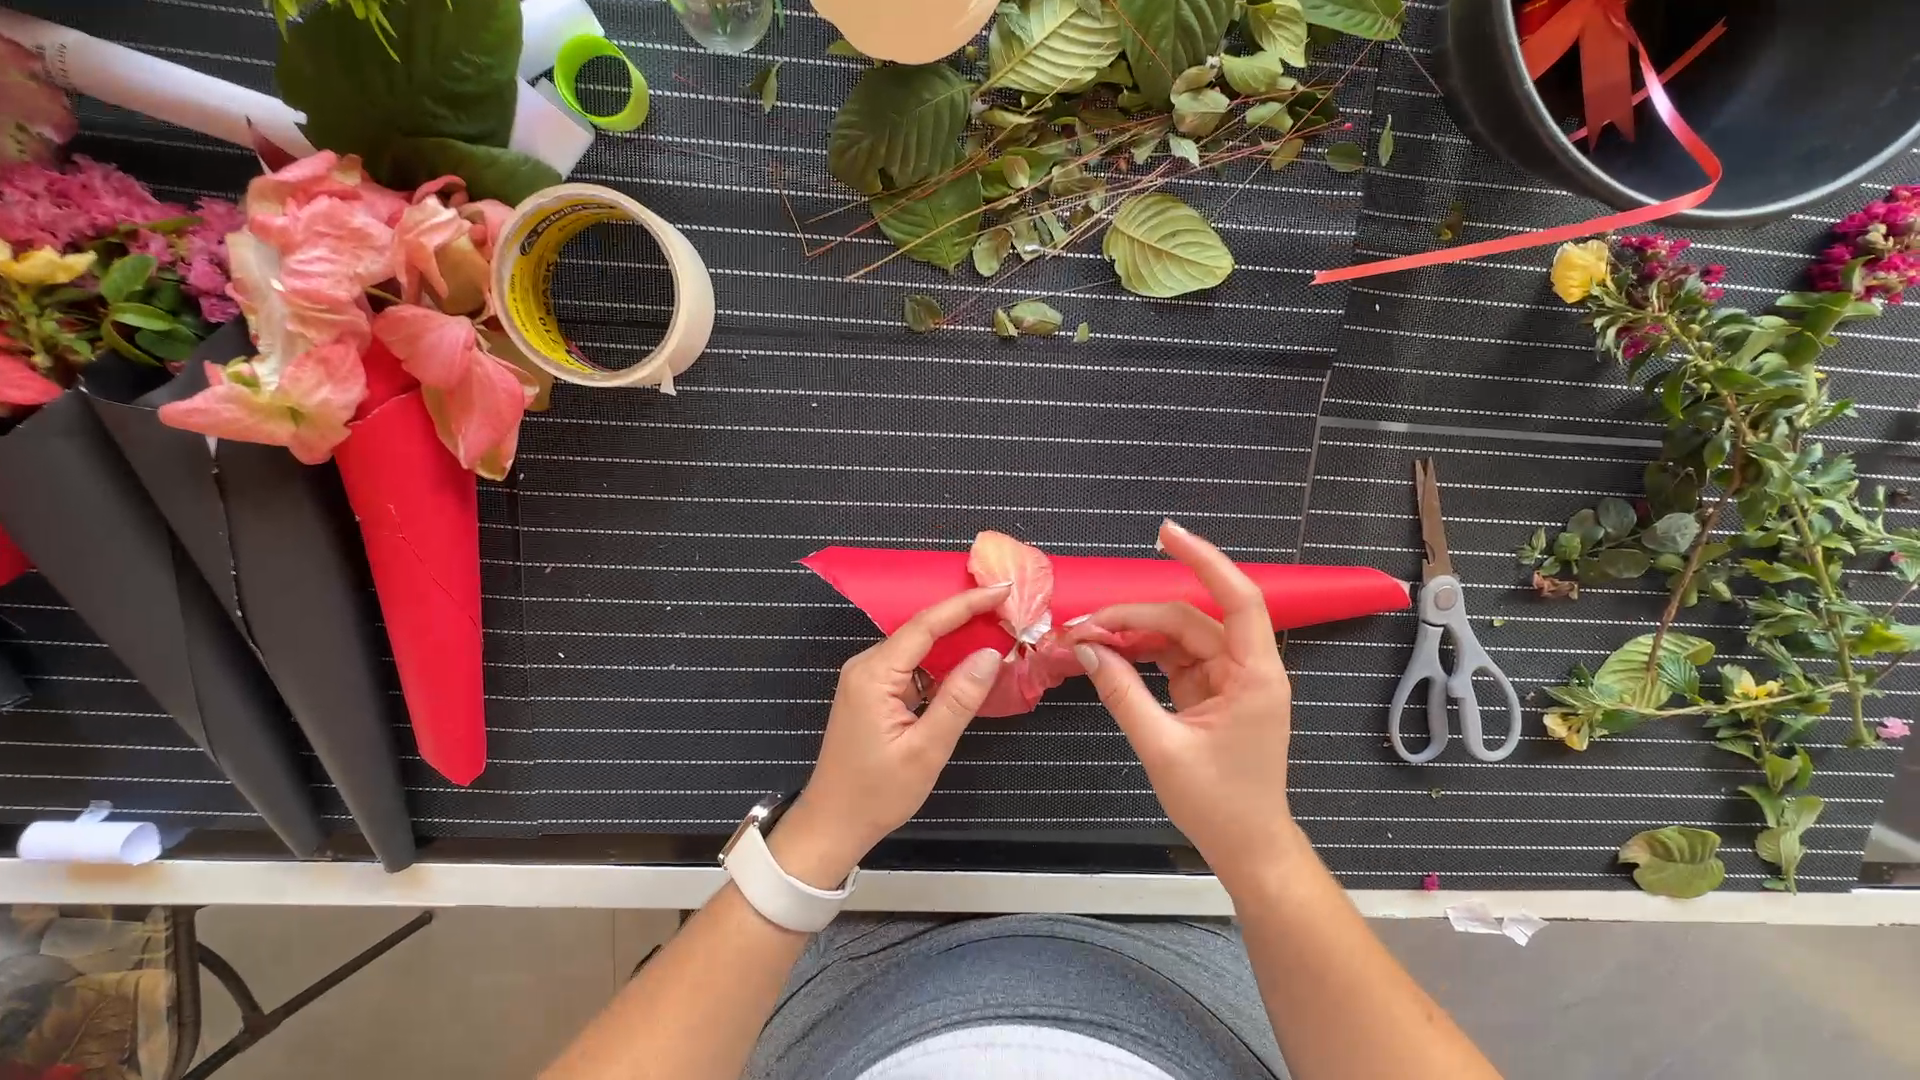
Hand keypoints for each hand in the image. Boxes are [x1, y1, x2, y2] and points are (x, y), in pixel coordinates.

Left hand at [775, 585, 1008, 886]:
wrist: (833, 824)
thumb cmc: (876, 793)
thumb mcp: (926, 749)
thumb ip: (959, 699)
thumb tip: (990, 654)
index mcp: (874, 674)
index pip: (926, 625)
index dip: (966, 604)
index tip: (1001, 590)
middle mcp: (865, 667)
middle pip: (920, 629)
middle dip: (964, 615)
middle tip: (1006, 607)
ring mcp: (866, 679)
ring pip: (917, 646)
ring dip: (954, 637)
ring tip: (995, 627)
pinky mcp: (871, 693)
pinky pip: (911, 666)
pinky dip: (940, 661)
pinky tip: (966, 663)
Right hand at [1069, 520, 1298, 888]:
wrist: (1248, 847)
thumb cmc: (1218, 804)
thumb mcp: (1162, 748)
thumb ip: (1122, 694)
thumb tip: (1086, 651)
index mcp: (1255, 677)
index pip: (1238, 599)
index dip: (1204, 560)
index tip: (1166, 534)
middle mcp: (1247, 669)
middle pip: (1190, 619)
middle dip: (1135, 617)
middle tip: (1082, 626)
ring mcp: (1229, 680)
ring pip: (1180, 636)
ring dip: (1135, 634)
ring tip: (1087, 638)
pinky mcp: (1212, 692)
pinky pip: (1175, 658)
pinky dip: (1143, 654)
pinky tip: (1110, 654)